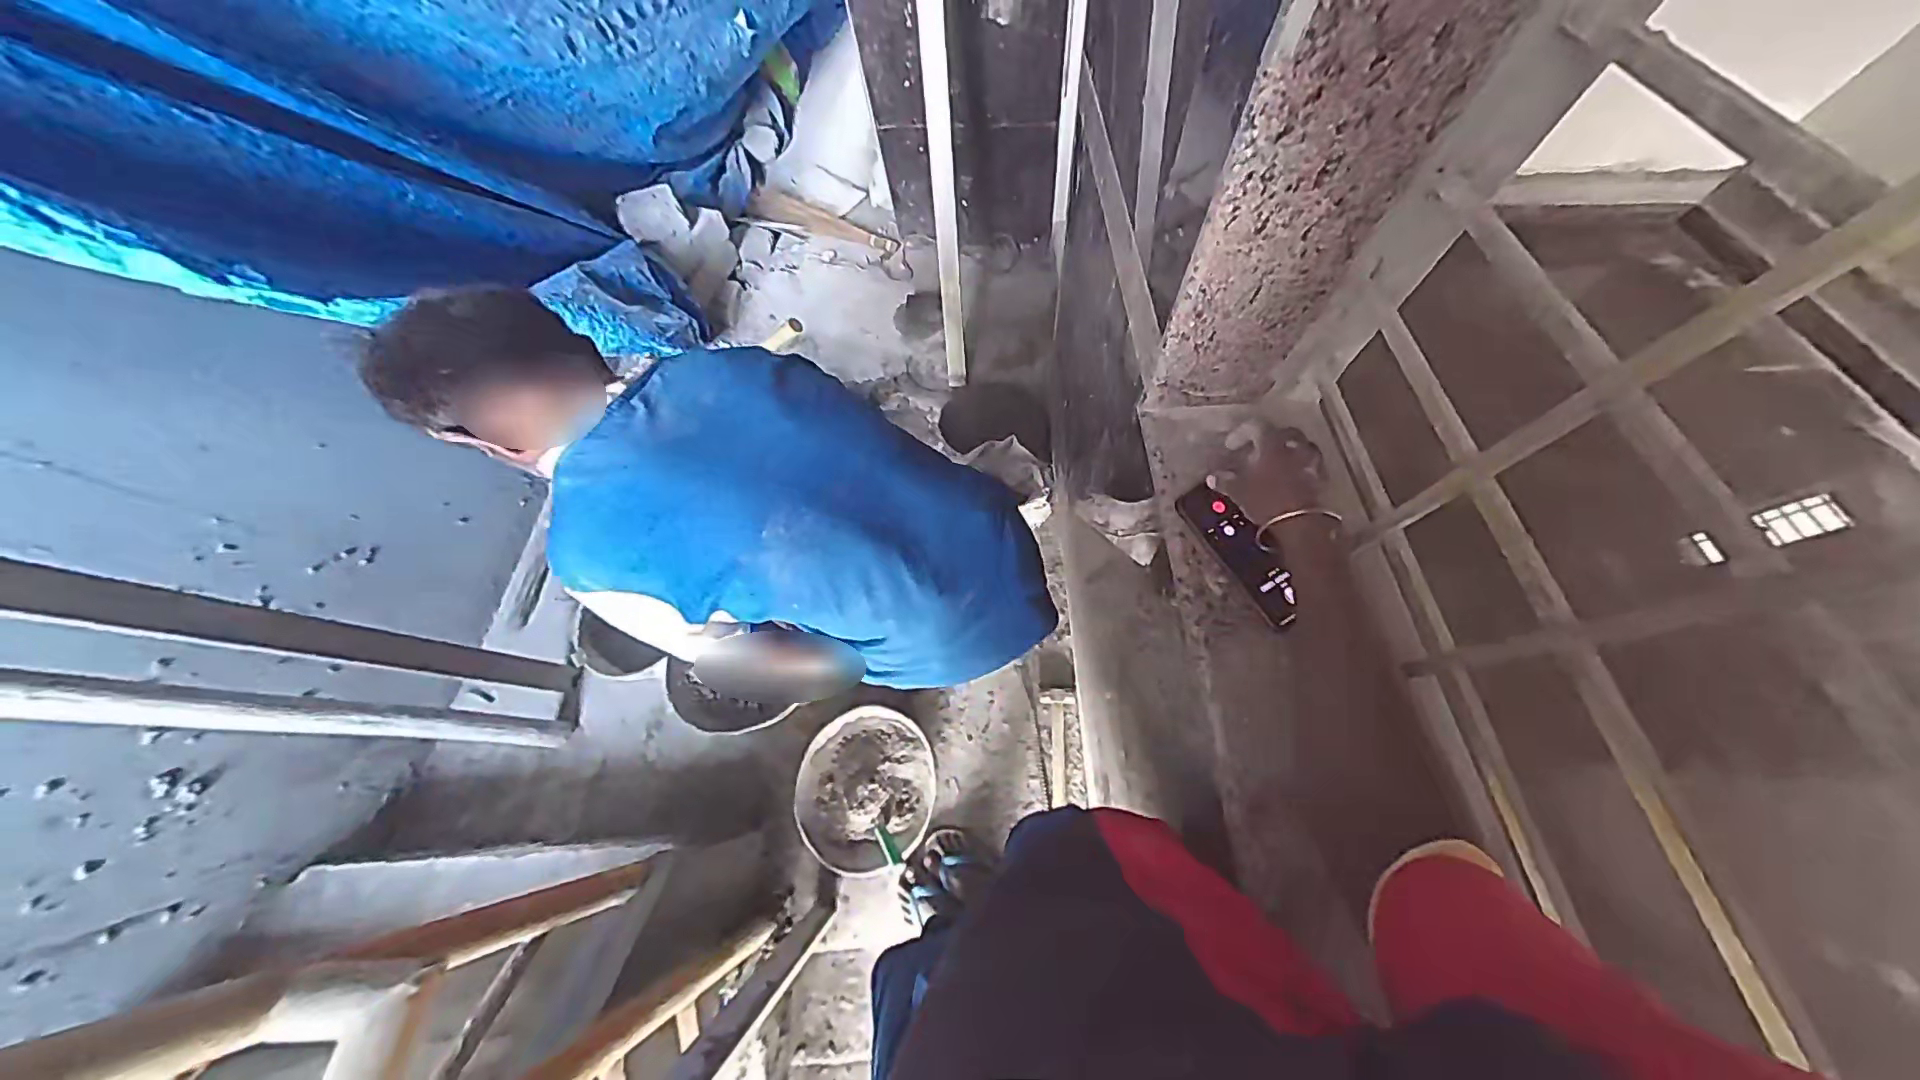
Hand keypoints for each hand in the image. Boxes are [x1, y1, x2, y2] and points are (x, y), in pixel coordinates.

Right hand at [1206, 422, 1326, 523]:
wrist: (1301, 524)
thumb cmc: (1266, 503)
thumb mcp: (1240, 492)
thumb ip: (1226, 481)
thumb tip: (1214, 477)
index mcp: (1273, 445)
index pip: (1257, 426)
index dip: (1241, 432)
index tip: (1231, 445)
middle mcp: (1294, 447)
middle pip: (1282, 433)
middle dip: (1268, 439)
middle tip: (1256, 451)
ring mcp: (1311, 461)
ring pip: (1300, 446)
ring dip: (1287, 451)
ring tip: (1275, 463)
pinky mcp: (1321, 478)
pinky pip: (1309, 464)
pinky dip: (1298, 466)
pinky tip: (1289, 478)